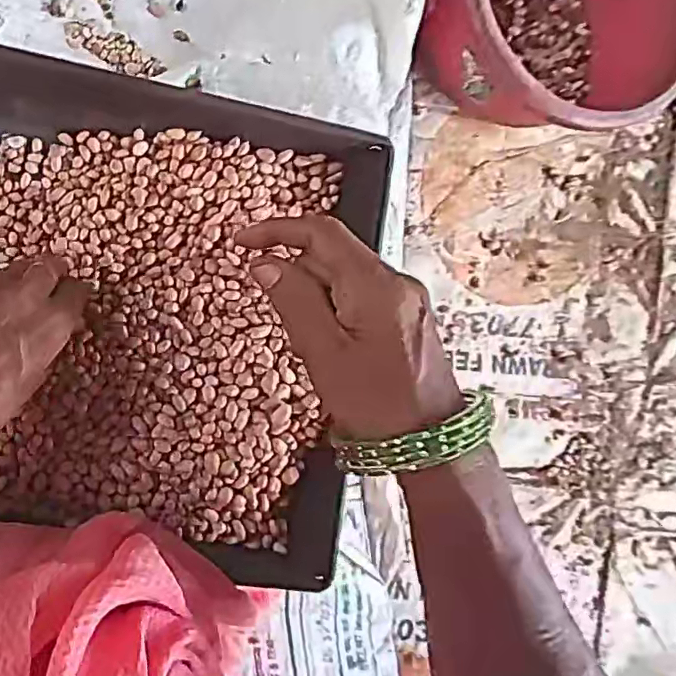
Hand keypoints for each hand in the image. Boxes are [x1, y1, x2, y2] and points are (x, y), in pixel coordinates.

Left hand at [0, 254, 91, 444]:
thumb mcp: (34, 377)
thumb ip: (50, 344)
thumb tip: (61, 328)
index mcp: (50, 324)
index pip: (76, 292)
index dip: (77, 295)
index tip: (74, 301)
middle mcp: (26, 299)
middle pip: (50, 266)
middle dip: (56, 273)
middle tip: (54, 285)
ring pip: (21, 267)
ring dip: (29, 276)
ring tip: (25, 294)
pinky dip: (2, 286)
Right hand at [236, 215, 463, 440]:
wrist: (432, 445)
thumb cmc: (378, 405)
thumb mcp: (323, 354)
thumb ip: (293, 301)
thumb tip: (265, 264)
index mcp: (375, 285)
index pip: (321, 232)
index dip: (277, 230)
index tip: (242, 242)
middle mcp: (395, 282)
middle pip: (332, 255)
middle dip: (297, 277)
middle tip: (285, 323)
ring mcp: (404, 298)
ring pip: (343, 277)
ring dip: (314, 298)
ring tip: (315, 347)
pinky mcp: (405, 315)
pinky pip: (358, 296)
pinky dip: (333, 309)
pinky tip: (333, 346)